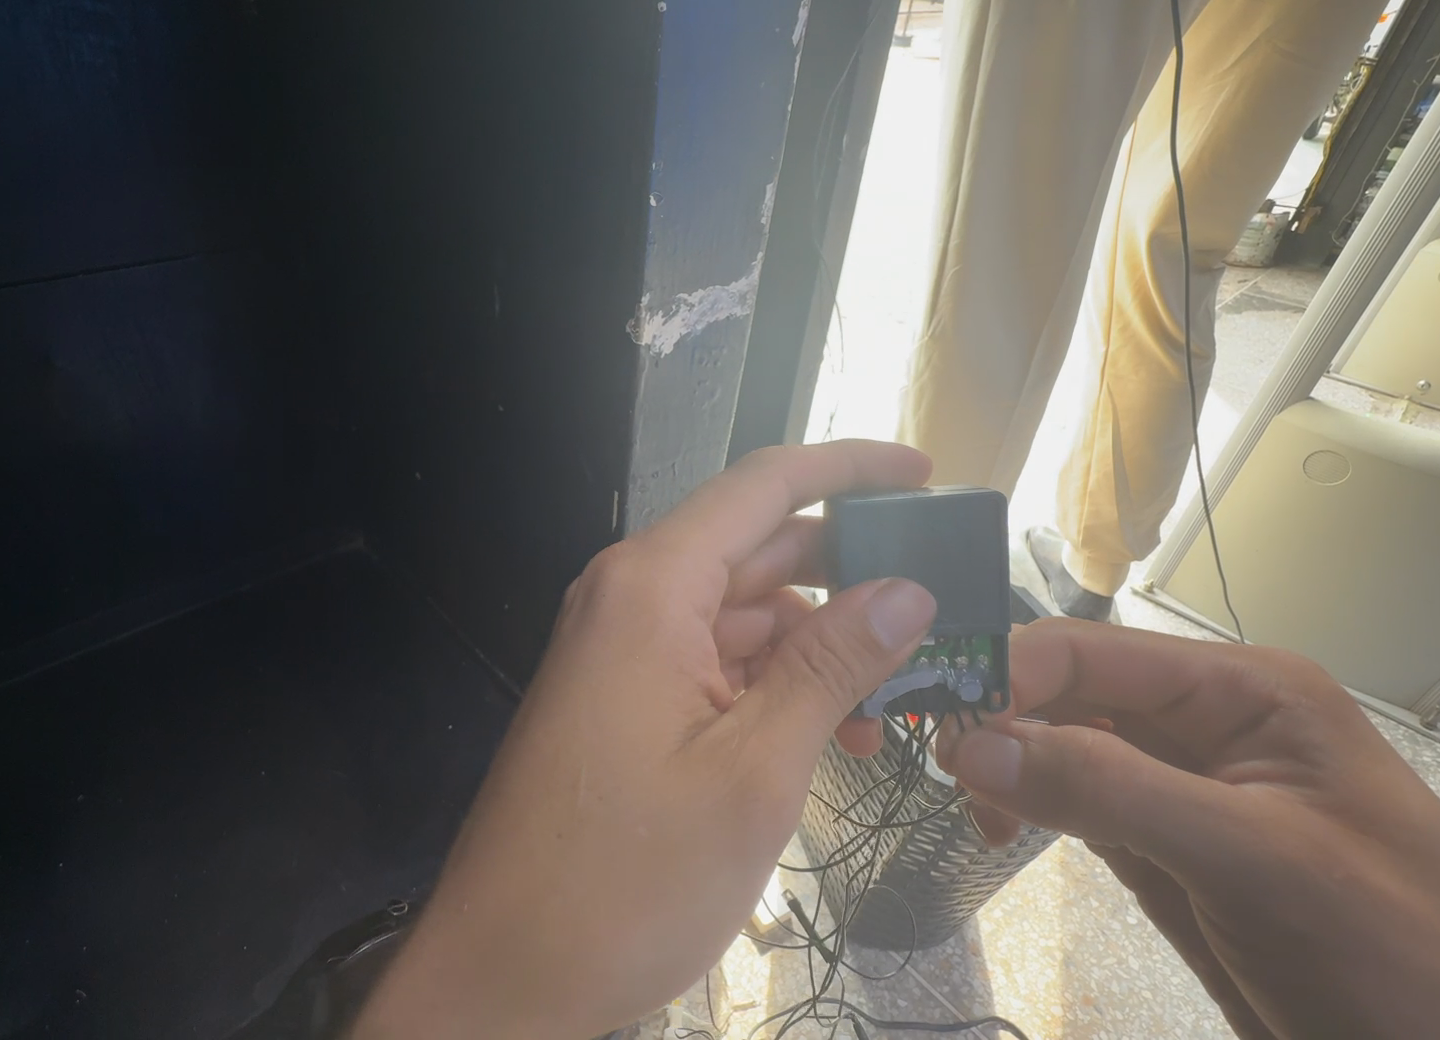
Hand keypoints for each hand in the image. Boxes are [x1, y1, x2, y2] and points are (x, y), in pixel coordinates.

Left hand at [348, 442, 939, 1038]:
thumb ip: (830, 667)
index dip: (848, 468)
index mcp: (651, 586)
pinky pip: (712, 662)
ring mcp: (621, 648)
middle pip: (756, 550)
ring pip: (740, 614)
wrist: (503, 970)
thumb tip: (905, 591)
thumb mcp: (753, 771)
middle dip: (848, 576)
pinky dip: (773, 685)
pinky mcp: (622, 695)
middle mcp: (629, 597)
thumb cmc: (624, 877)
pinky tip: (831, 733)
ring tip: (895, 703)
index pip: (763, 486)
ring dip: (817, 647)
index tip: (923, 470)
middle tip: (937, 611)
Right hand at [935, 620, 1439, 1039]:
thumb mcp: (1256, 863)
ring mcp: (1169, 780)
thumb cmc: (1400, 964)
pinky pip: (1060, 795)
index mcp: (1237, 690)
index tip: (936, 721)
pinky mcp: (1149, 835)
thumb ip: (1108, 789)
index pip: (1084, 650)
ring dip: (998, 764)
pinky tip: (998, 827)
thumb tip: (968, 743)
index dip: (1003, 673)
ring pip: (1048, 741)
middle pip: (1057, 690)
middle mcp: (1195, 719)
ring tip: (975, 810)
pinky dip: (1016, 803)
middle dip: (994, 721)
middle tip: (944, 773)